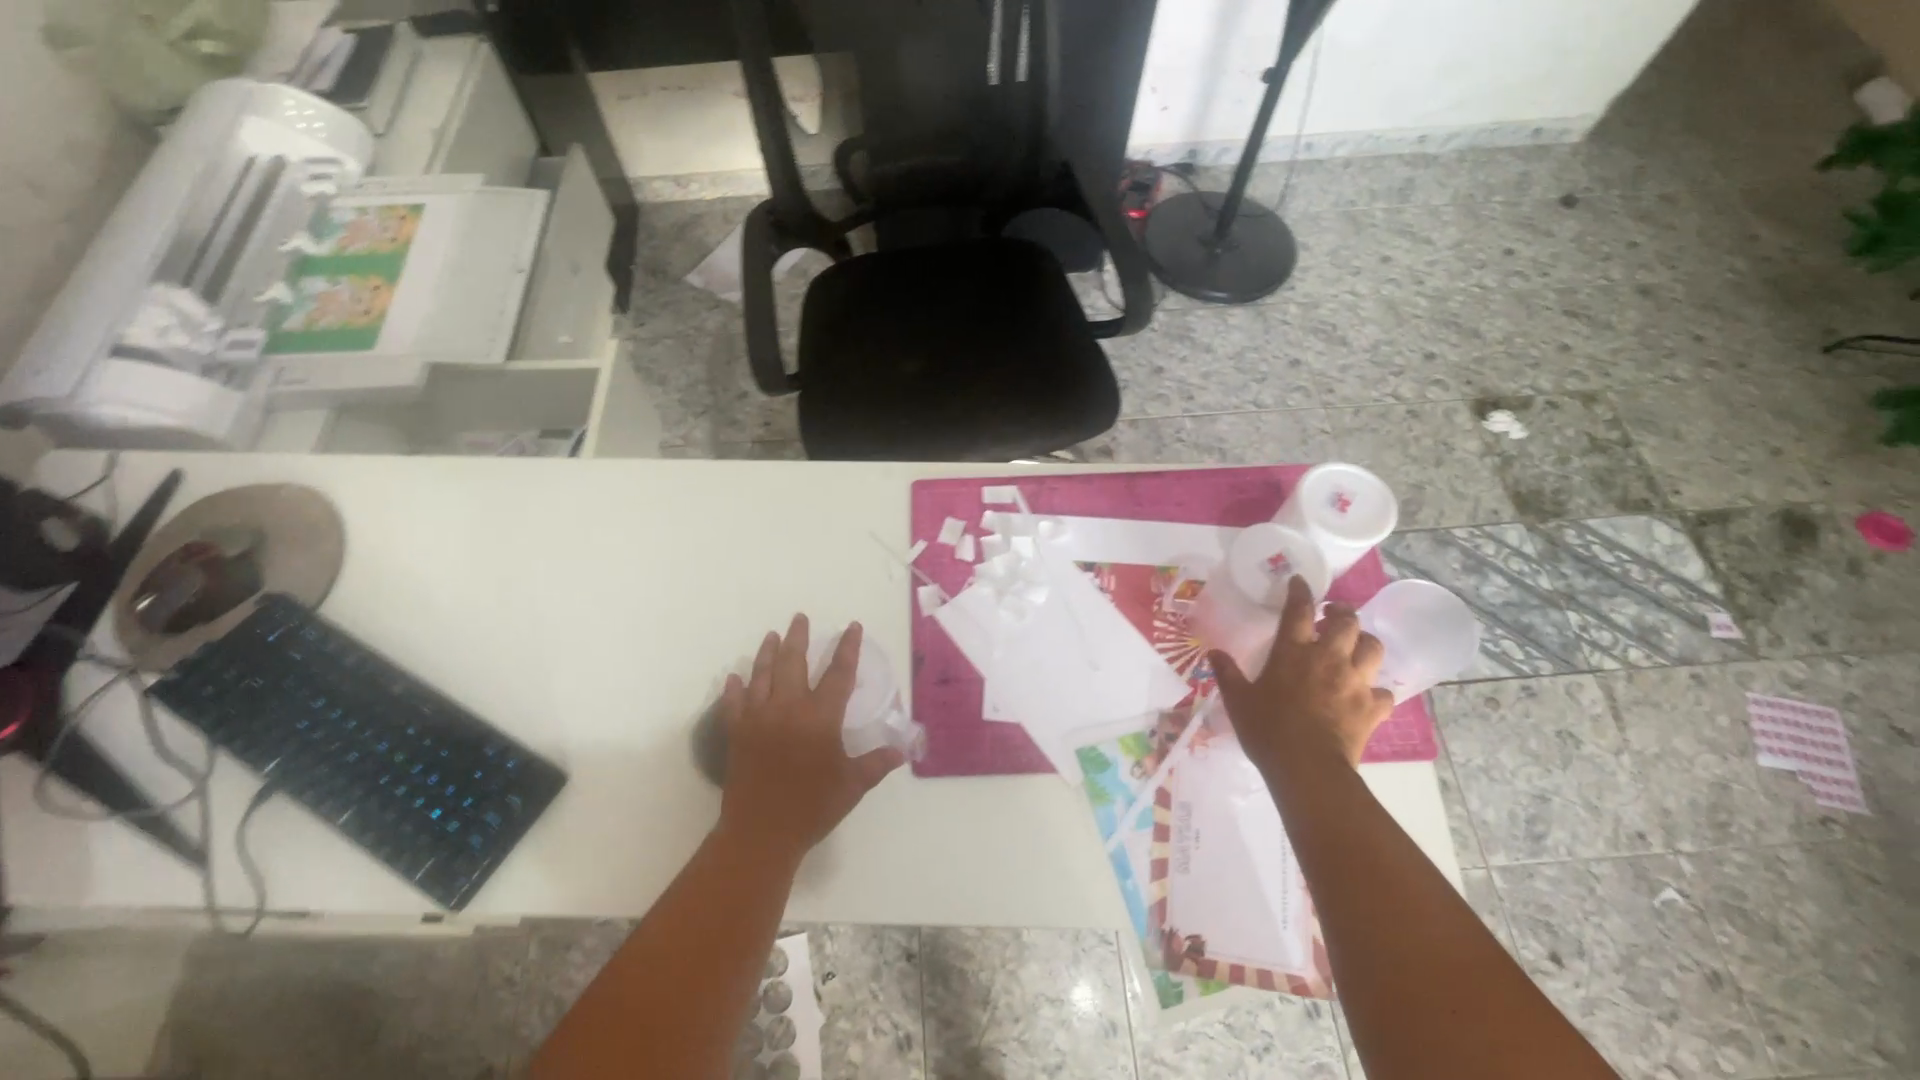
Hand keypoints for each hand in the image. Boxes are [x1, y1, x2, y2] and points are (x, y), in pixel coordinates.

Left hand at [716, 615, 904, 864]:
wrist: (762, 832)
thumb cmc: (812, 807)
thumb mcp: (853, 785)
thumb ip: (876, 763)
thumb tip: (901, 750)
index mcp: (820, 717)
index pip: (838, 673)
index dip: (847, 648)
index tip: (852, 627)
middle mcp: (788, 709)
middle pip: (793, 663)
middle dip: (798, 638)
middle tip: (799, 618)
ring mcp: (758, 719)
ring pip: (761, 676)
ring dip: (766, 653)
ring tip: (771, 636)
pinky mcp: (736, 734)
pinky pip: (733, 704)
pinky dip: (734, 688)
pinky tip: (734, 678)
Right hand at [1209, 576, 1394, 771]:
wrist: (1307, 767)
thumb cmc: (1267, 730)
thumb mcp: (1238, 701)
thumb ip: (1228, 673)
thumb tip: (1214, 652)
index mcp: (1293, 652)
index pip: (1298, 610)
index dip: (1300, 592)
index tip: (1300, 582)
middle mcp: (1328, 658)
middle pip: (1347, 621)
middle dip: (1342, 612)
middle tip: (1333, 614)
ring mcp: (1355, 681)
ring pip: (1373, 648)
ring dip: (1365, 643)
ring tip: (1356, 647)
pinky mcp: (1372, 707)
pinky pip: (1383, 691)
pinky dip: (1377, 690)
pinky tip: (1367, 695)